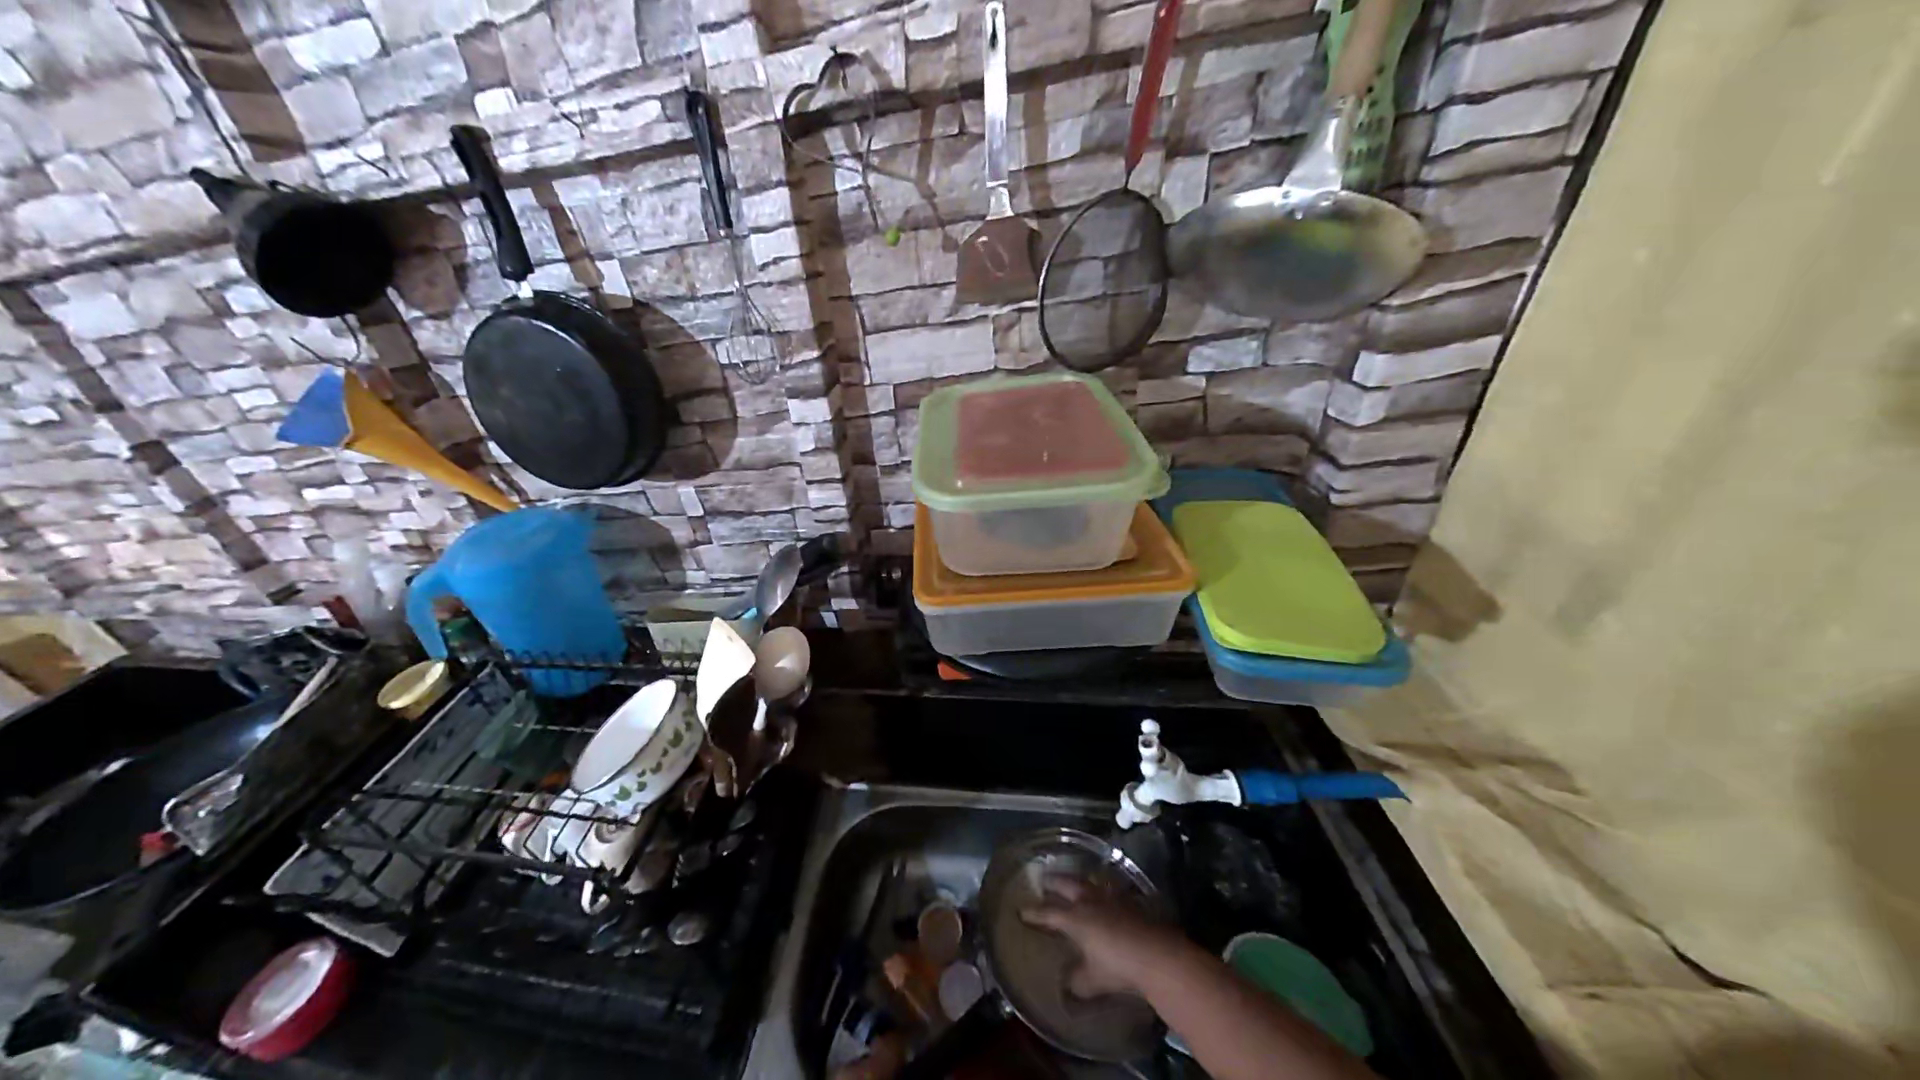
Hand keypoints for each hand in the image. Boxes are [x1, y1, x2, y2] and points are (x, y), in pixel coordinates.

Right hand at [1019, 877, 1189, 998]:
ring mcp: (1113, 898)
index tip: (1021, 911)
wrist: (1158, 955)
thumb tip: (1066, 987)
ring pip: (1091, 884)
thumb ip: (1075, 982)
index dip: (1034, 913)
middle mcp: (1090, 901)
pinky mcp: (1132, 902)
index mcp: (1075, 918)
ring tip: (1075, 883)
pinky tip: (1106, 897)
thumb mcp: (1091, 981)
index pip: (1048, 913)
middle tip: (1044, 880)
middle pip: (1067, 885)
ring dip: (1080, 882)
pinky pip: (1111, 891)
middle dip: (1054, 882)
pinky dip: (1103, 892)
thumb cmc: (1118, 967)